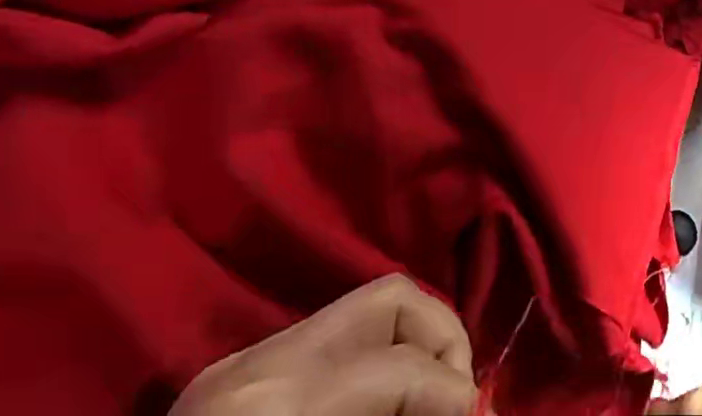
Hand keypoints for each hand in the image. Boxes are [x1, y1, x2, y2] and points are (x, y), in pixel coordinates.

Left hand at [171, 274, 477, 415]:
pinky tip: (379, 408)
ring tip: (425, 405)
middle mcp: (263, 364)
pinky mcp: (237, 373)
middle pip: (389, 297)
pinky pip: (330, 342)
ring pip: (364, 311)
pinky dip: (372, 365)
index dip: (454, 392)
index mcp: (282, 407)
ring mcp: (244, 362)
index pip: (399, 363)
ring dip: (411, 350)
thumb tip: (464, 409)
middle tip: (459, 399)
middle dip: (442, 338)